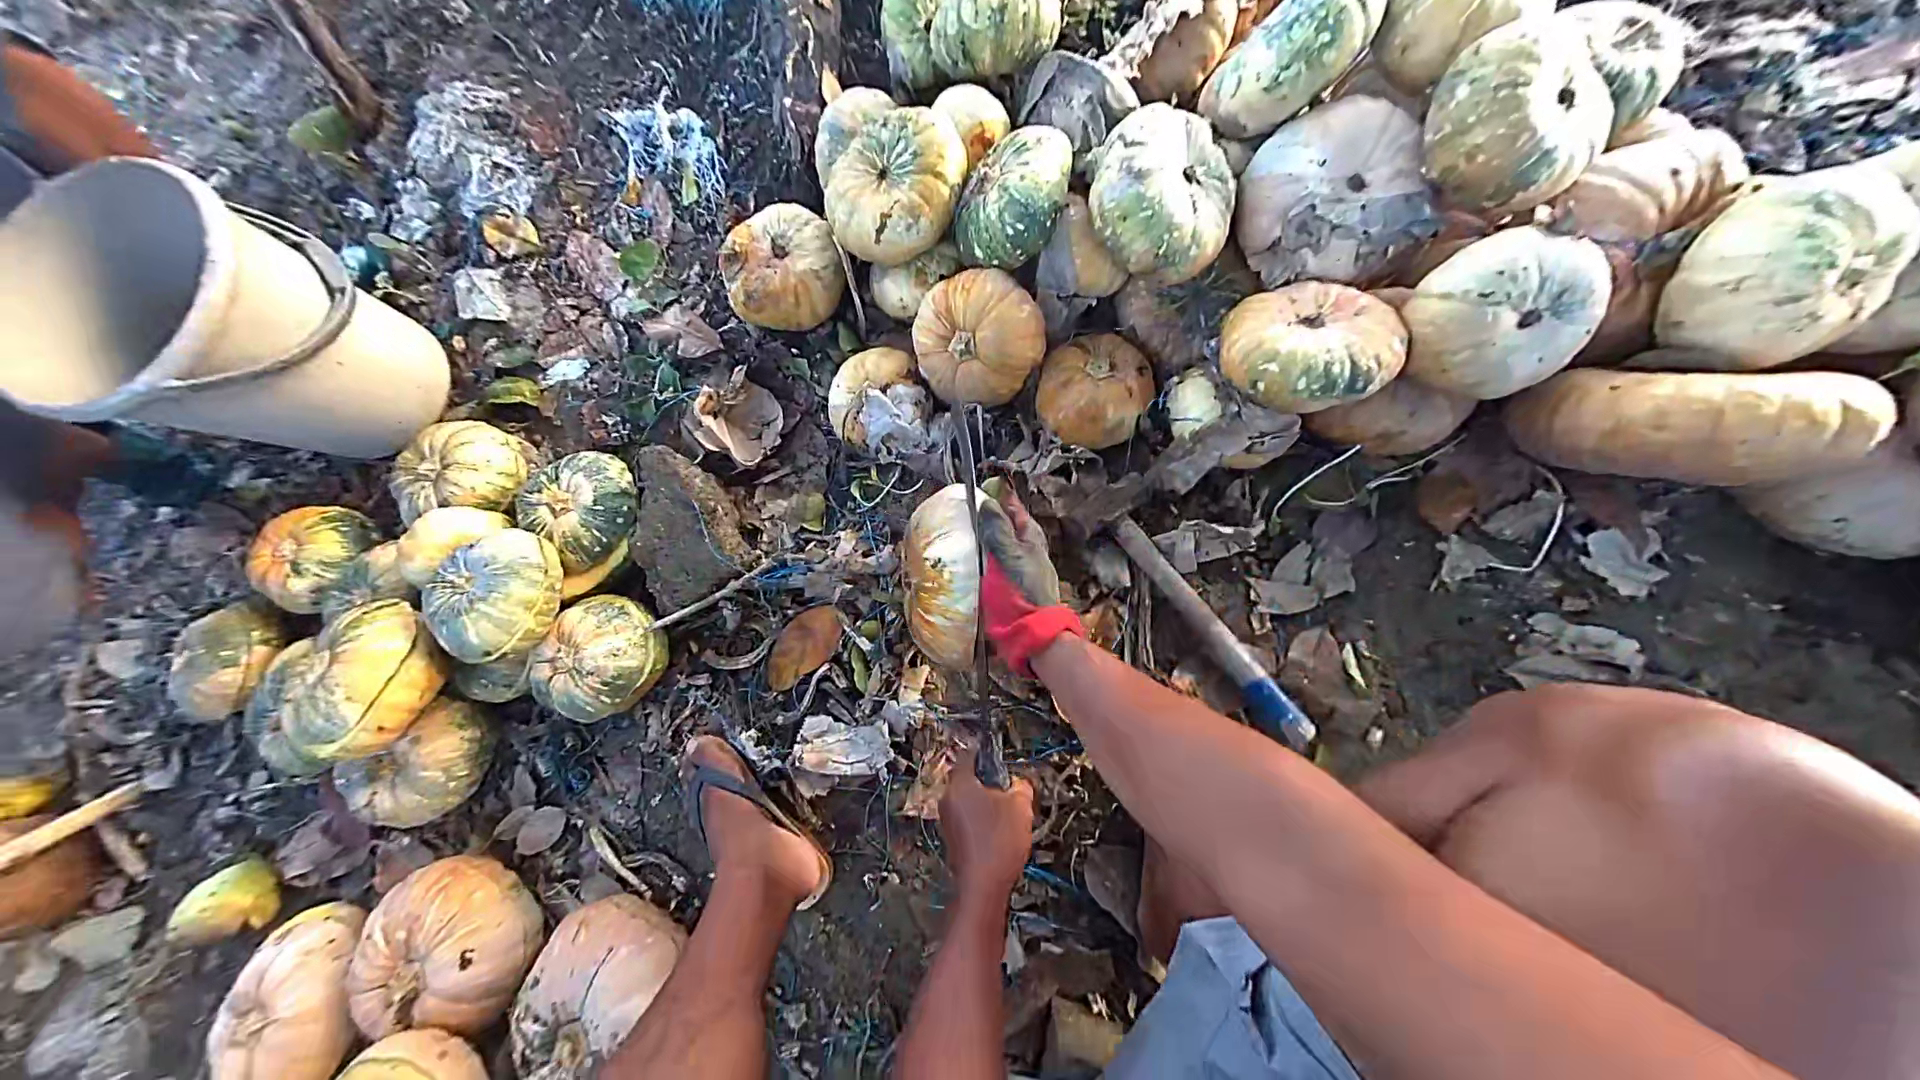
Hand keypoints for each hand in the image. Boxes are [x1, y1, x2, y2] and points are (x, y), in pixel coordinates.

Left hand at [938, 746, 1034, 905]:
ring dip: (985, 802)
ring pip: (968, 800)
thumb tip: (1019, 783)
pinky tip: (998, 832)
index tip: (995, 752)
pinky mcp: (951, 838)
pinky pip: (967, 818)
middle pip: (968, 780)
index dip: (984, 753)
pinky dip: (981, 819)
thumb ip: (1021, 787)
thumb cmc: (999, 842)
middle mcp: (947, 799)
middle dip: (989, 783)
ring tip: (1007, 815)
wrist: (983, 886)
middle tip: (1009, 789)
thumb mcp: (1020, 807)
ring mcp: (946, 820)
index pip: (968, 757)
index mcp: (960, 785)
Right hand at [977, 486, 1083, 674]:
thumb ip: (998, 530)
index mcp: (1030, 538)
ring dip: (982, 541)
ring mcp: (1018, 571)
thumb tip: (986, 503)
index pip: (1014, 509)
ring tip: (961, 534)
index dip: (999, 497)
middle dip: (988, 519)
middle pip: (1006, 528)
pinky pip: (991, 568)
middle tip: (965, 510)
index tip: (980, 489)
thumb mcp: (1008, 556)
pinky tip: (966, 565)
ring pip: (998, 548)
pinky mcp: (1008, 588)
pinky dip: (980, 562)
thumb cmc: (1022, 593)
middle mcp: (1027, 551)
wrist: (1031, 634)